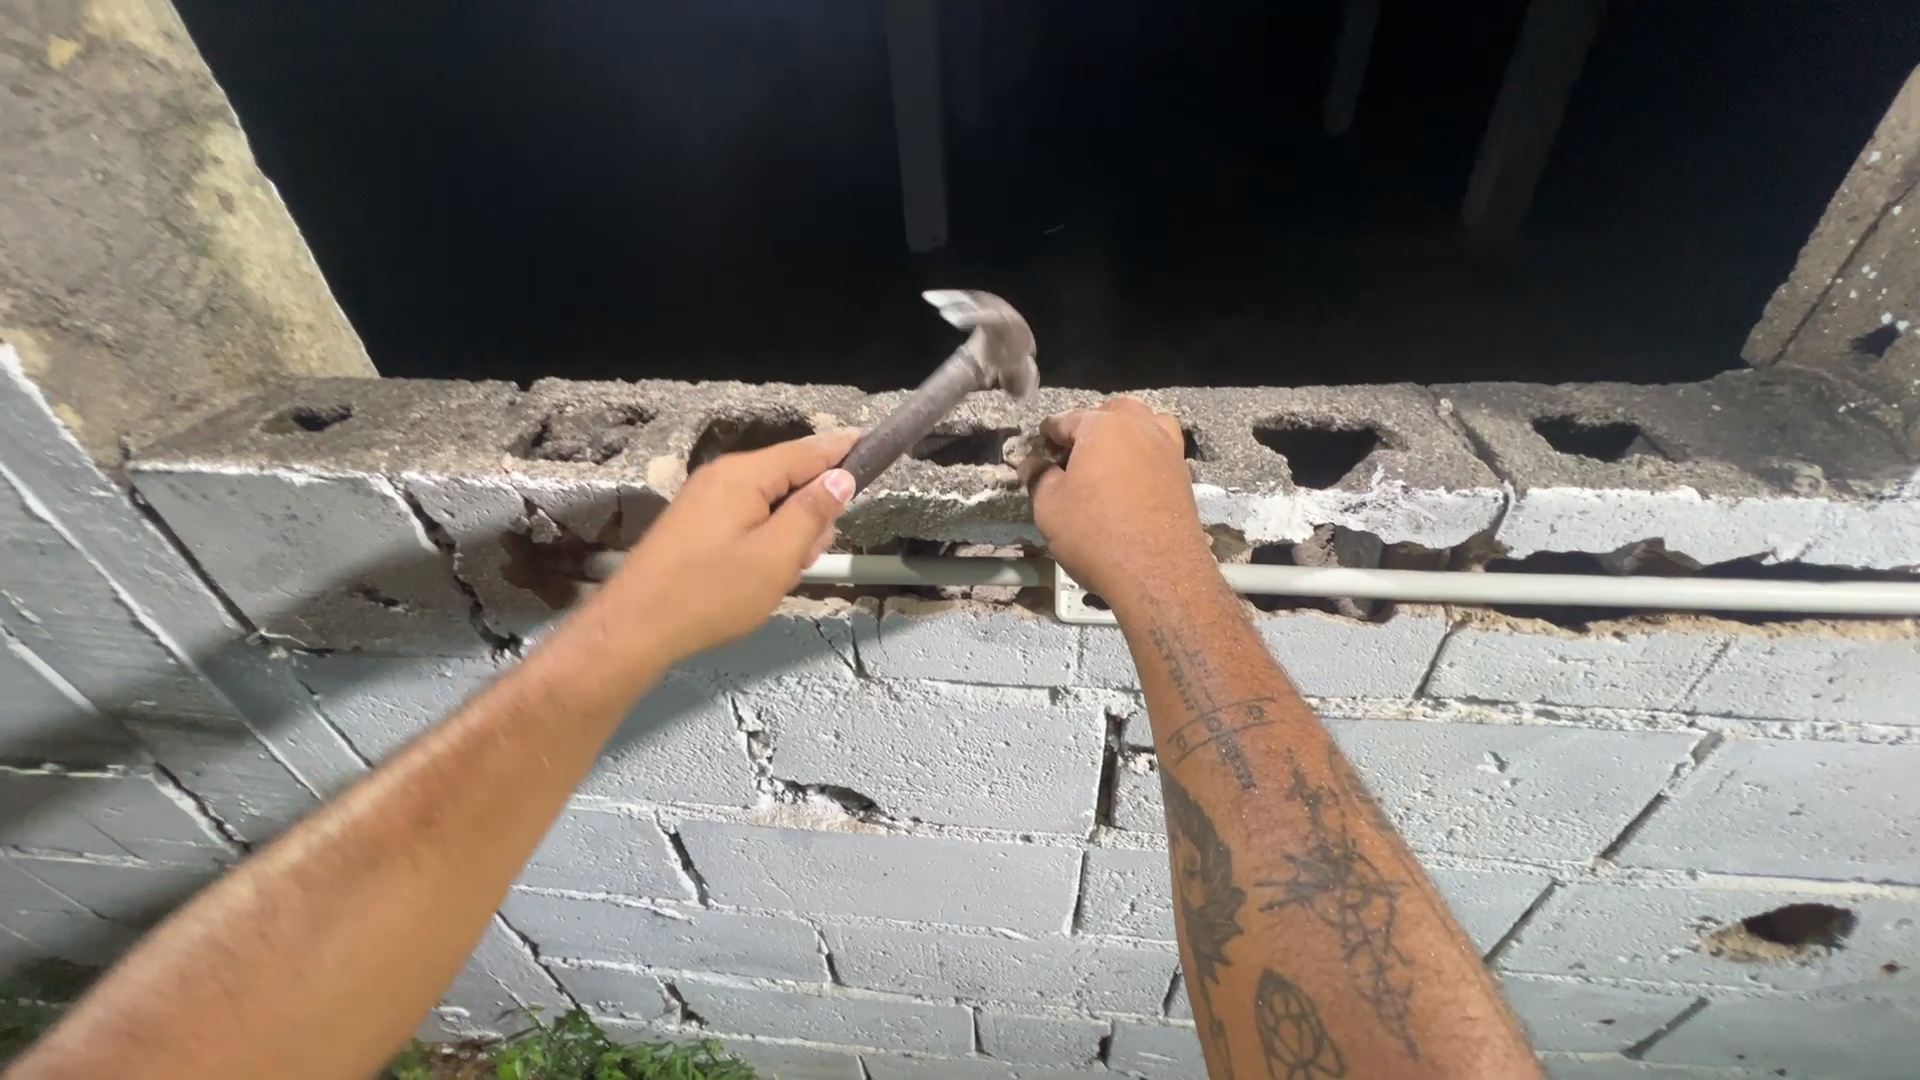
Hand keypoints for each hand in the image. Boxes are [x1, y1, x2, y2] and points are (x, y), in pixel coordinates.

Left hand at [600, 430, 859, 663]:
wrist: (635, 629)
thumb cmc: (711, 594)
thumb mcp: (776, 557)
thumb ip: (812, 513)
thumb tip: (841, 476)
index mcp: (744, 476)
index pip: (808, 451)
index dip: (844, 449)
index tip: (875, 444)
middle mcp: (723, 476)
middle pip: (790, 476)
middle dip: (812, 511)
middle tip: (810, 556)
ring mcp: (706, 499)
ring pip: (771, 502)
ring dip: (789, 533)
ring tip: (781, 574)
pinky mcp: (697, 522)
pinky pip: (749, 517)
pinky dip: (766, 539)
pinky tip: (760, 574)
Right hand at [1022, 399, 1212, 605]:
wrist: (1158, 575)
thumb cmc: (1095, 535)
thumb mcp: (1049, 507)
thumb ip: (1039, 478)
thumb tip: (1033, 464)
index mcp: (1103, 426)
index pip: (1067, 419)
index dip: (1048, 434)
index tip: (1039, 450)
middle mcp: (1141, 427)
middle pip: (1112, 413)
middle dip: (1090, 427)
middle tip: (1072, 456)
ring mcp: (1168, 450)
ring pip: (1145, 425)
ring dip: (1124, 434)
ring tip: (1107, 462)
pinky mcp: (1184, 476)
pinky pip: (1160, 452)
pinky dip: (1144, 457)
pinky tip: (1131, 482)